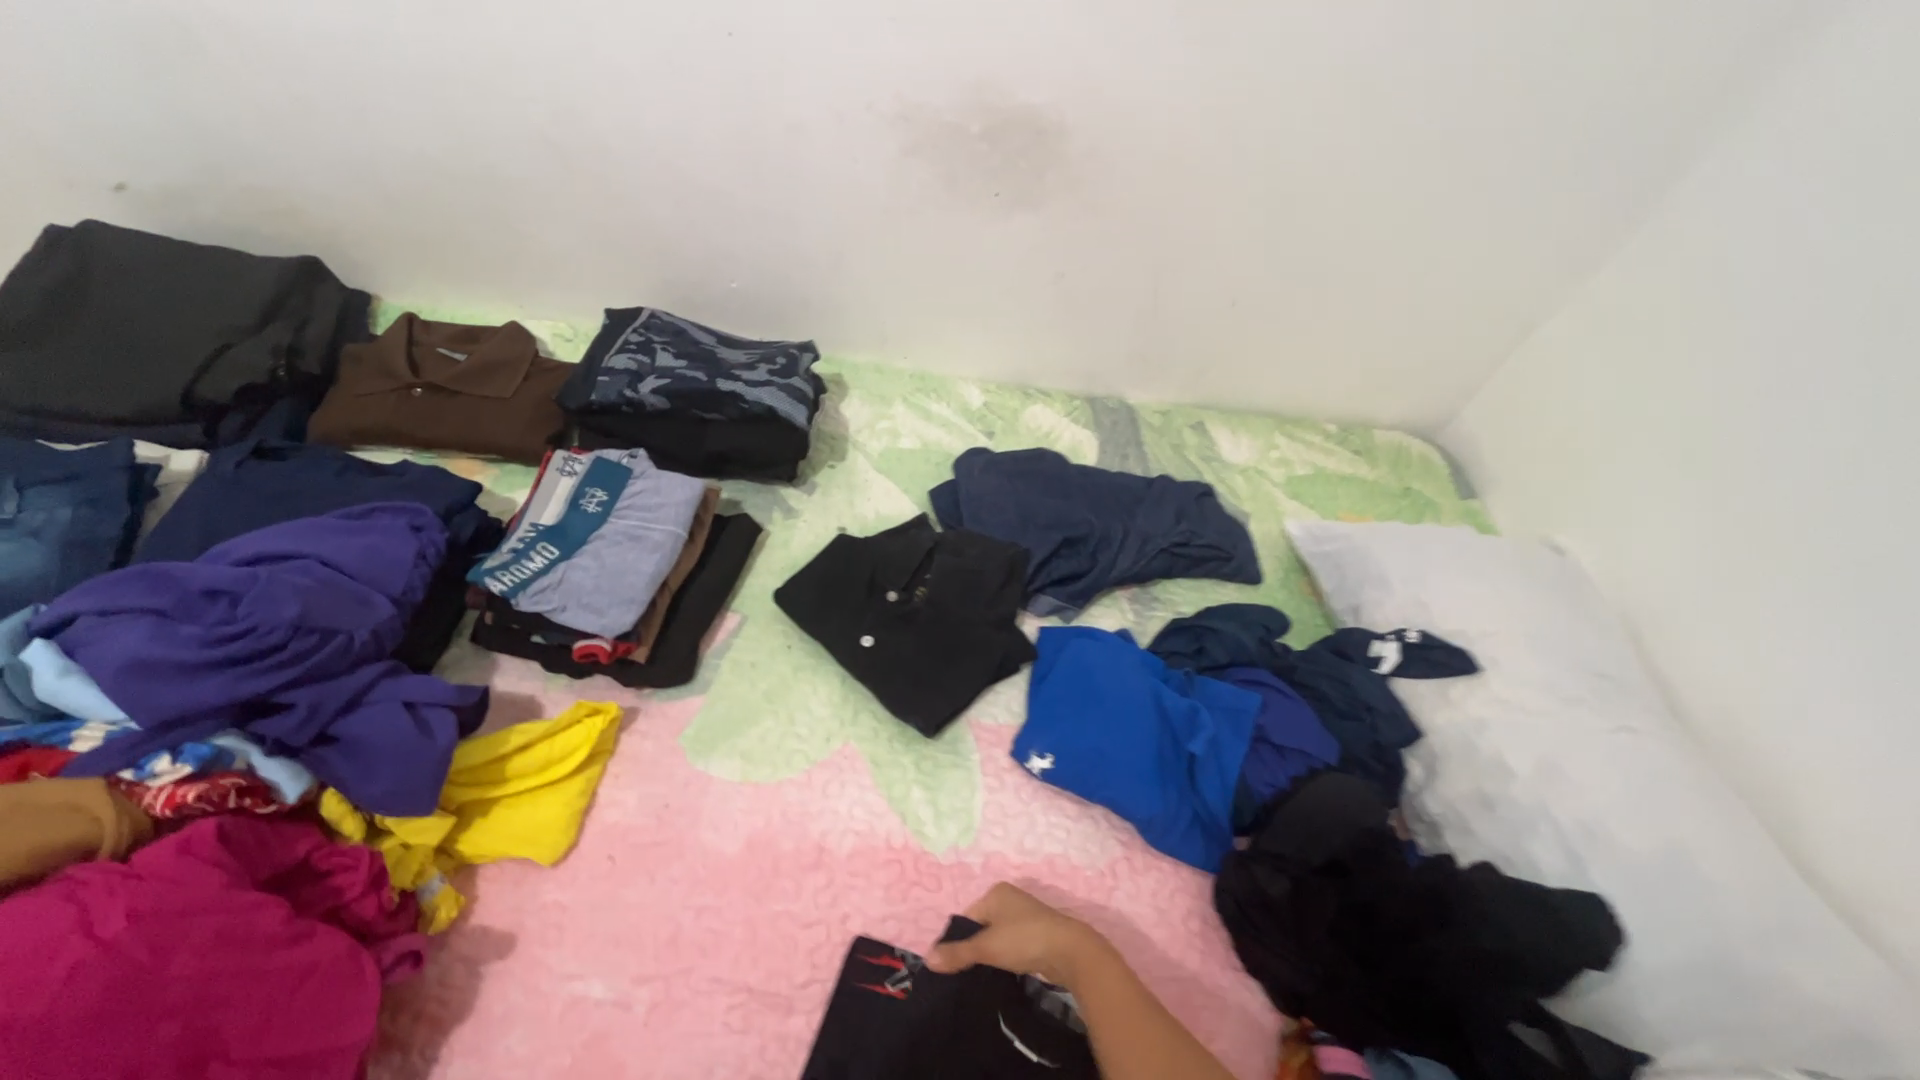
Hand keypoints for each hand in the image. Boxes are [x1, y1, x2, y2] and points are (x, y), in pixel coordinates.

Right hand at [924, 882, 1111, 988]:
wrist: (1069, 951)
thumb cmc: (1024, 940)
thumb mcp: (986, 947)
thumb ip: (957, 954)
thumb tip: (927, 959)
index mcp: (995, 893)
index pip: (966, 917)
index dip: (957, 940)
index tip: (952, 964)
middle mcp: (1010, 899)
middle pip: (981, 927)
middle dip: (974, 948)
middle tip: (965, 972)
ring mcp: (1025, 916)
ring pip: (997, 937)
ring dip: (991, 954)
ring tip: (982, 975)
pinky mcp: (1037, 934)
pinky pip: (1011, 945)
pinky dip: (1006, 957)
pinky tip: (1002, 972)